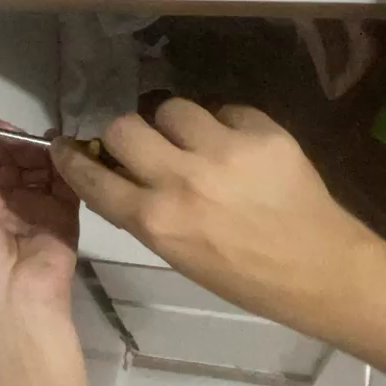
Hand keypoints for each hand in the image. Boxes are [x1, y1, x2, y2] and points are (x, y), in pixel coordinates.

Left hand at [0, 111, 79, 322]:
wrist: (16, 300)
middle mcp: (5, 204)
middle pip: (9, 161)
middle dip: (6, 140)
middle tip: (5, 125)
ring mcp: (36, 208)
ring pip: (37, 167)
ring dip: (33, 148)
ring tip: (32, 135)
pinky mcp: (64, 214)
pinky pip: (65, 183)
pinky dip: (62, 162)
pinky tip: (57, 144)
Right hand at [50, 99, 382, 336]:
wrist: (320, 270)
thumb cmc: (245, 278)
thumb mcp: (179, 255)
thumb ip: (146, 214)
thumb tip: (124, 177)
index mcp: (156, 222)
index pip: (94, 178)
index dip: (72, 159)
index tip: (65, 146)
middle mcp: (181, 180)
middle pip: (124, 128)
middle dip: (125, 136)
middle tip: (143, 146)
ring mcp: (223, 151)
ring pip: (172, 108)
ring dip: (176, 125)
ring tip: (197, 144)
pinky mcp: (263, 132)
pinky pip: (224, 110)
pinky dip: (224, 126)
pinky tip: (238, 149)